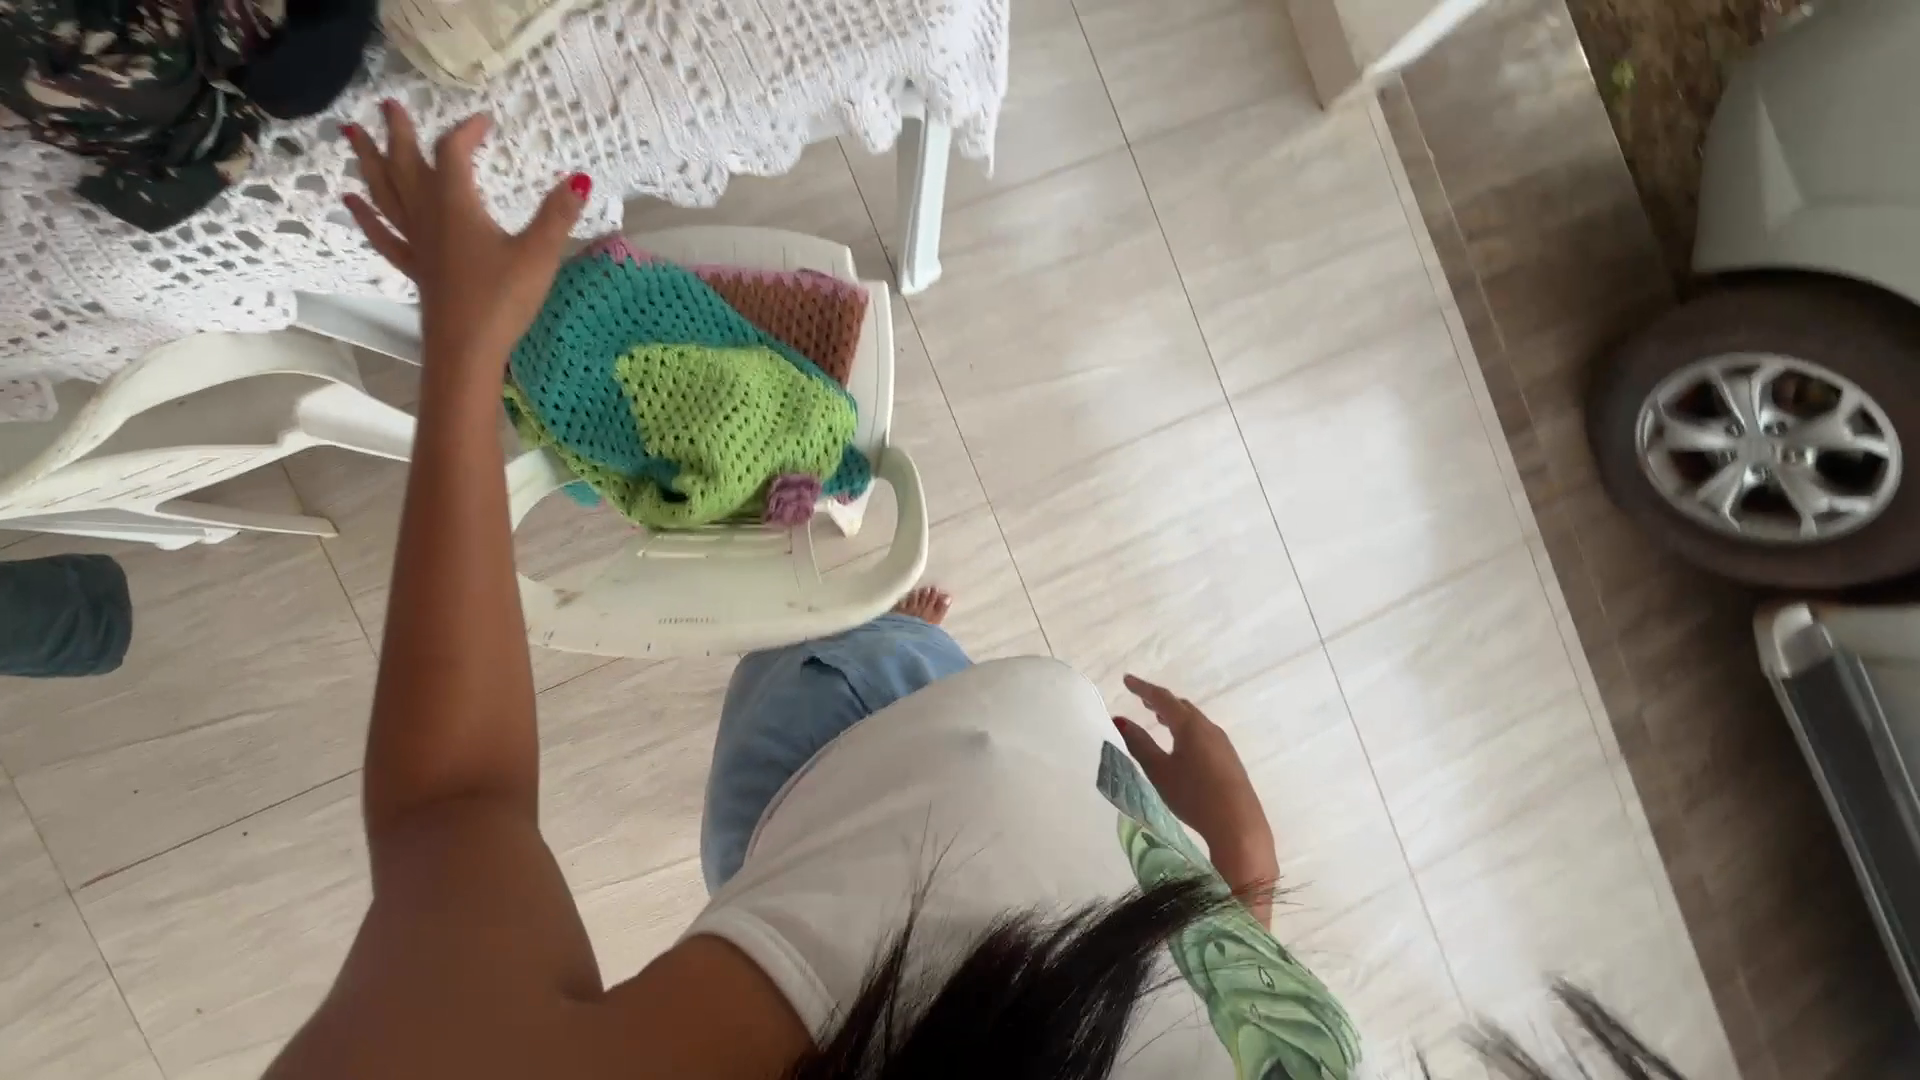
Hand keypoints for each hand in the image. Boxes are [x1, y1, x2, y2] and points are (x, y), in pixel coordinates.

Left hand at [341, 100, 588, 369]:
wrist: (467, 347)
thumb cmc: (503, 299)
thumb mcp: (538, 255)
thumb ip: (558, 215)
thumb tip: (580, 178)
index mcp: (456, 205)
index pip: (453, 153)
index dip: (466, 131)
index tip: (483, 121)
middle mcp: (428, 215)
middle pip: (406, 164)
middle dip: (399, 132)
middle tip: (388, 105)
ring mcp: (416, 242)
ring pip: (385, 191)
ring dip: (370, 161)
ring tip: (352, 134)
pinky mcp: (415, 268)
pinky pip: (384, 234)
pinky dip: (367, 215)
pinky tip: (354, 202)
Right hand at [1113, 674, 1275, 888]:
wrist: (1238, 825)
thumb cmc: (1193, 795)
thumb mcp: (1159, 770)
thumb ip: (1139, 743)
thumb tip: (1121, 720)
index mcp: (1189, 725)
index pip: (1162, 698)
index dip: (1143, 688)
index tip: (1127, 680)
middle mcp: (1208, 728)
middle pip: (1181, 707)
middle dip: (1161, 702)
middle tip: (1142, 700)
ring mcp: (1222, 744)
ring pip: (1194, 721)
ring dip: (1175, 716)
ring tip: (1159, 720)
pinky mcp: (1229, 760)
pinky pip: (1204, 734)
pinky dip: (1187, 730)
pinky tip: (1182, 745)